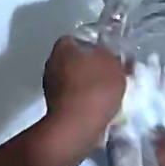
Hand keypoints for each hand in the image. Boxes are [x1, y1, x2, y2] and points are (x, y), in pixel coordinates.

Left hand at [38, 35, 125, 164]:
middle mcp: (51, 63)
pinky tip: (98, 108)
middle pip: (74, 60)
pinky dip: (84, 101)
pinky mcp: (54, 106)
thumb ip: (112, 56)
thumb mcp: (115, 66)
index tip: (108, 57)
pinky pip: (73, 98)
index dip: (94, 47)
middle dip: (90, 67)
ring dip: (87, 85)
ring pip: (74, 80)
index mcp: (63, 47)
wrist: (77, 125)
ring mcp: (50, 86)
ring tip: (108, 94)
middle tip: (110, 75)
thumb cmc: (96, 88)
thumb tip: (109, 55)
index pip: (78, 39)